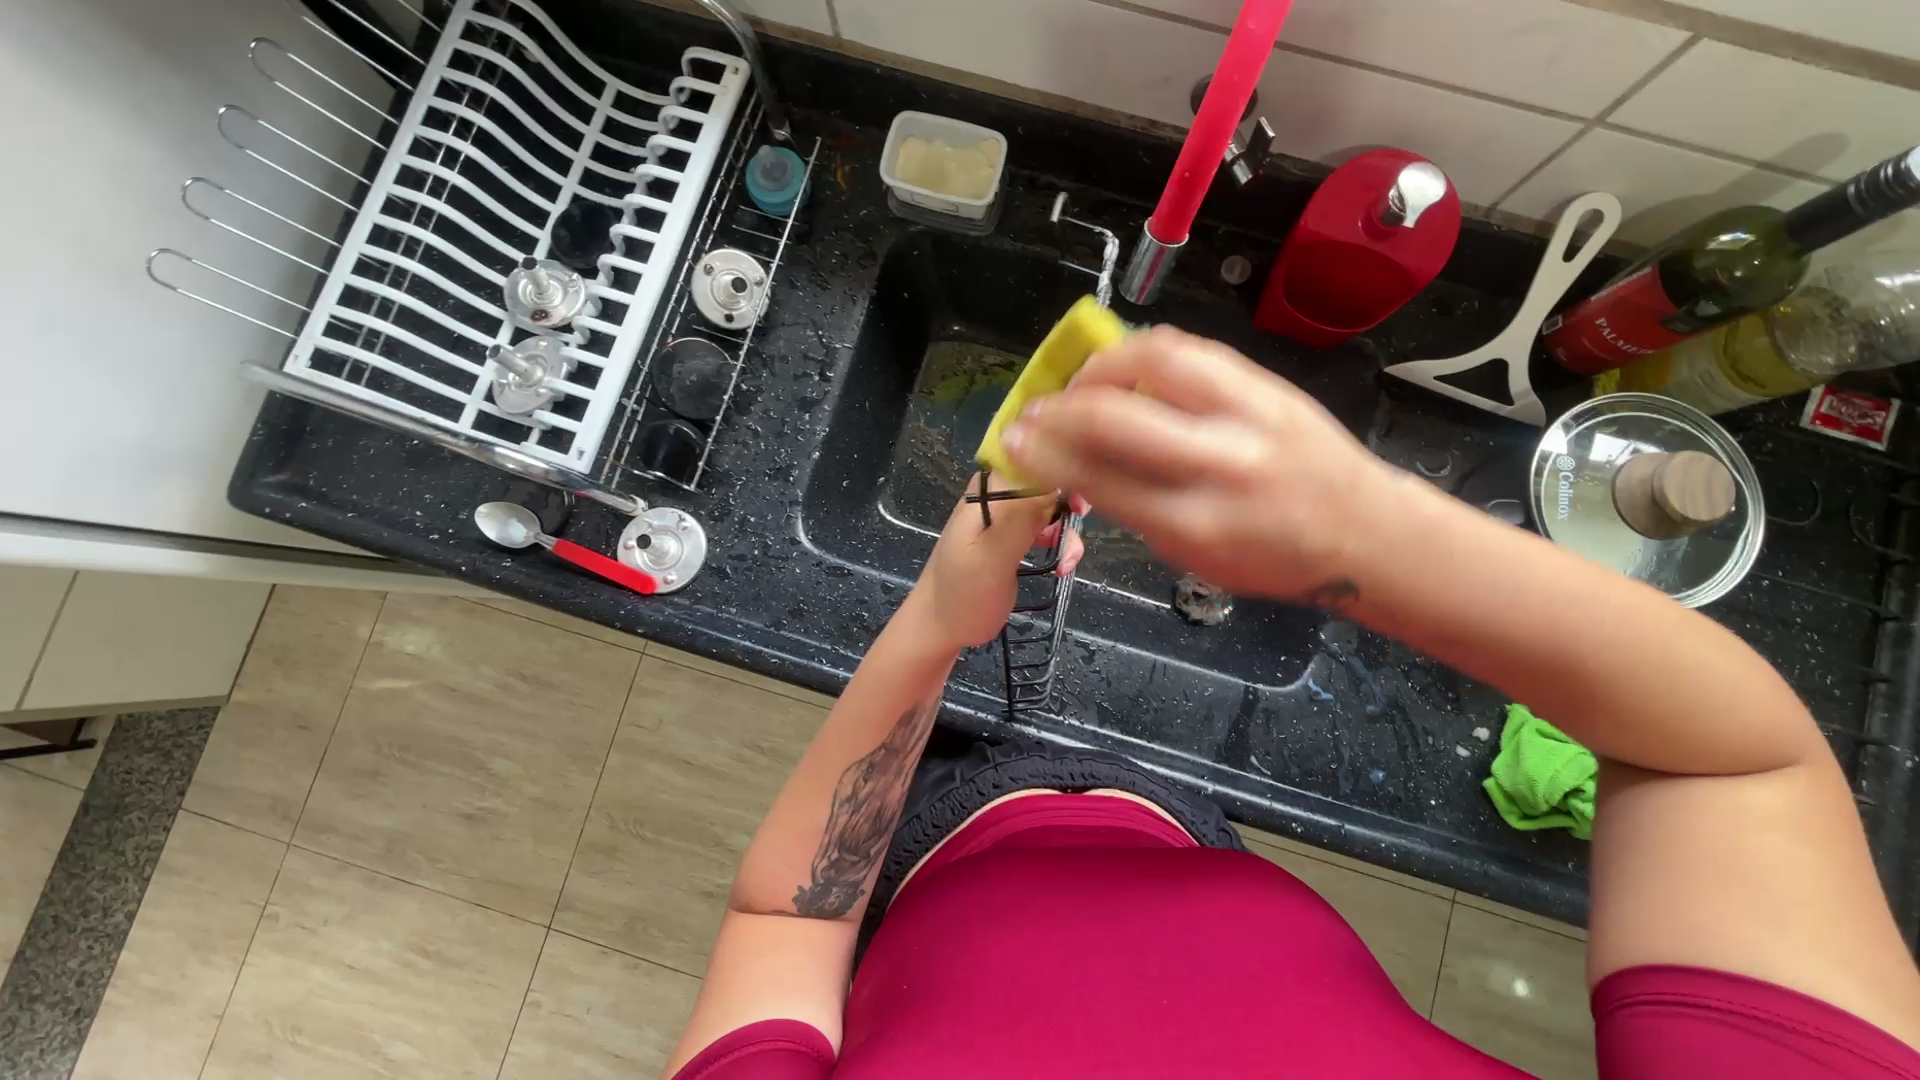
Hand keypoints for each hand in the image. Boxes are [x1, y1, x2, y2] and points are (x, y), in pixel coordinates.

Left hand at [915, 474, 1084, 649]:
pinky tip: (1062, 566)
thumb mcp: (992, 557)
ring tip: (1067, 563)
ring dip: (1066, 532)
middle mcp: (997, 494)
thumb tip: (1054, 477)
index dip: (1064, 475)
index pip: (1034, 461)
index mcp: (987, 490)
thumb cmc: (962, 594)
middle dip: (1069, 507)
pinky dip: (1059, 543)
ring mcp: (1005, 514)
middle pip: (1048, 481)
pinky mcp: (1012, 535)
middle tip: (1074, 537)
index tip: (1080, 505)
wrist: (941, 627)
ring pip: (1052, 506)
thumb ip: (1021, 517)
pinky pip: (1045, 526)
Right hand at [999, 325, 1393, 604]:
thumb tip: (1077, 463)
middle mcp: (1220, 463)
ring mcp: (1248, 413)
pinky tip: (1130, 369)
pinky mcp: (1266, 382)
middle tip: (1036, 410)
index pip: (1096, 478)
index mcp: (1195, 524)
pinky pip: (1191, 350)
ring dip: (1101, 365)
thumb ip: (1134, 508)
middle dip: (1057, 408)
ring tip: (1083, 381)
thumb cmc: (1273, 561)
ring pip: (1153, 359)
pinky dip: (1145, 354)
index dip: (1042, 455)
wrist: (1367, 532)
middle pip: (1114, 414)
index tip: (1014, 440)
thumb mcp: (1193, 558)